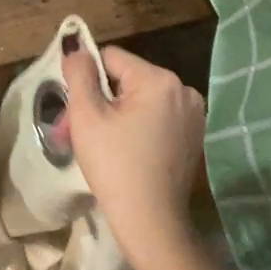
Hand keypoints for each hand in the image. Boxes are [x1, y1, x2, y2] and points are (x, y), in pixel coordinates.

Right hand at [61, 41, 206, 264]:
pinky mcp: (194, 136)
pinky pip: (157, 117)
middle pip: (127, 79)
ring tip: (99, 142)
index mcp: (159, 80)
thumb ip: (79, 74)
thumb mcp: (86, 116)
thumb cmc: (114, 166)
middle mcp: (184, 90)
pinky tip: (125, 151)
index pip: (111, 58)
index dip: (88, 78)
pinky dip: (137, 126)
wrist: (151, 222)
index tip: (76, 109)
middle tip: (79, 130)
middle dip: (101, 99)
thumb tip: (76, 47)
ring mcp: (194, 115)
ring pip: (141, 99)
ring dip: (117, 113)